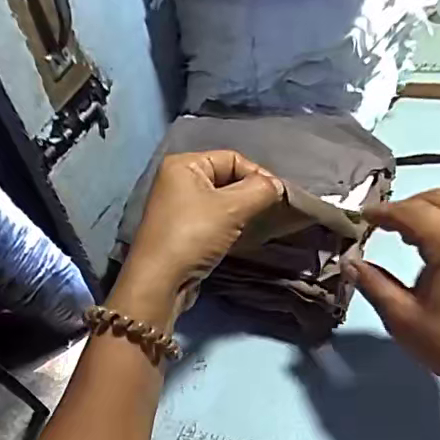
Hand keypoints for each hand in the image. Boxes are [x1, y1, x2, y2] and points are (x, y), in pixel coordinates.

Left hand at [118, 150, 283, 319]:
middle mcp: (177, 181)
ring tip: (256, 224)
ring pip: (221, 201)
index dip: (257, 174)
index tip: (278, 197)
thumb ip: (260, 191)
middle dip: (249, 193)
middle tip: (270, 211)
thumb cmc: (194, 236)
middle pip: (226, 178)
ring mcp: (178, 208)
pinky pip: (213, 220)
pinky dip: (229, 226)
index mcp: (184, 164)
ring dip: (241, 211)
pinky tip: (239, 237)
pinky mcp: (182, 232)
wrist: (162, 281)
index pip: (231, 158)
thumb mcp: (231, 208)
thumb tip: (278, 186)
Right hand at [348, 189, 439, 394]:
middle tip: (384, 223)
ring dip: (433, 207)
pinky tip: (438, 240)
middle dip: (408, 206)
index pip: (413, 212)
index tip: (364, 217)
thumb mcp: (403, 318)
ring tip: (410, 229)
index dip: (385, 212)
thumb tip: (349, 263)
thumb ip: (374, 284)